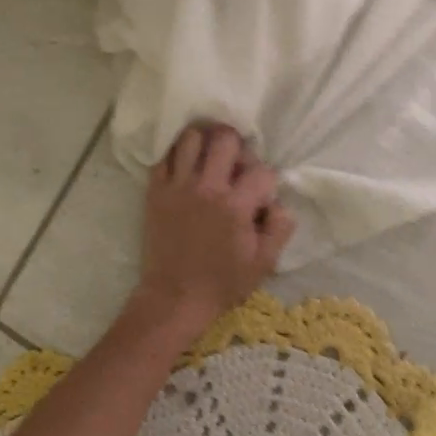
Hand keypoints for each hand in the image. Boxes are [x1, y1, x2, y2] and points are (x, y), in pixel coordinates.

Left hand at [136, 124, 295, 323]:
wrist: (174, 297)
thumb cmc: (222, 283)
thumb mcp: (263, 262)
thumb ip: (280, 228)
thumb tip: (278, 203)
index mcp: (235, 206)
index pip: (262, 171)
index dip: (267, 182)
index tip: (260, 198)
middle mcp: (206, 187)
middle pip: (225, 139)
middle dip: (238, 148)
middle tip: (236, 167)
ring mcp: (177, 186)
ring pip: (190, 138)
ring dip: (204, 144)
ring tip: (208, 160)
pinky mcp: (155, 191)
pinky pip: (163, 156)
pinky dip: (176, 155)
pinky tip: (185, 169)